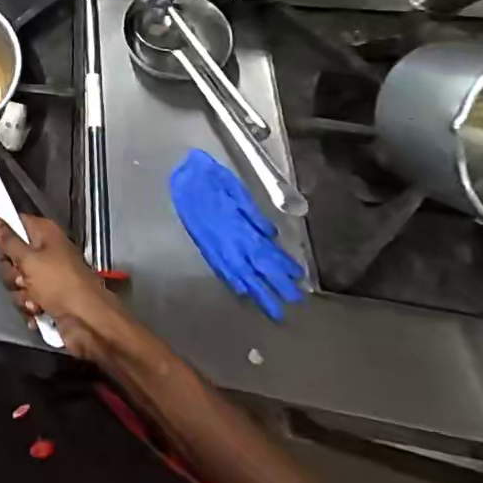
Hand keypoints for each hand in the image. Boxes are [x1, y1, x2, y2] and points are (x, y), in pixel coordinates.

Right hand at [0, 214, 140, 363]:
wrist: (91, 325)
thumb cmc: (61, 284)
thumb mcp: (28, 260)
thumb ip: (7, 241)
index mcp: (45, 234)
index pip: (17, 222)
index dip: (5, 234)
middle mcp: (46, 252)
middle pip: (12, 255)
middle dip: (12, 271)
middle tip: (22, 278)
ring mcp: (48, 278)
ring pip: (18, 280)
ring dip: (21, 293)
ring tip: (34, 300)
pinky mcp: (49, 300)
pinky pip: (27, 299)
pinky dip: (30, 307)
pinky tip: (38, 312)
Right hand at [170, 150, 304, 320]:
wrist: (182, 173)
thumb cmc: (211, 177)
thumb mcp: (236, 189)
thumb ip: (252, 213)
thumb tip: (270, 234)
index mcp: (239, 225)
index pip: (267, 252)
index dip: (283, 266)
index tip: (300, 278)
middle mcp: (228, 238)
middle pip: (255, 268)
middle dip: (275, 286)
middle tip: (293, 302)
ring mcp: (213, 242)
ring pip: (238, 272)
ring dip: (255, 290)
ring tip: (271, 309)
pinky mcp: (201, 241)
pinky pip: (217, 264)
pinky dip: (229, 278)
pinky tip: (239, 289)